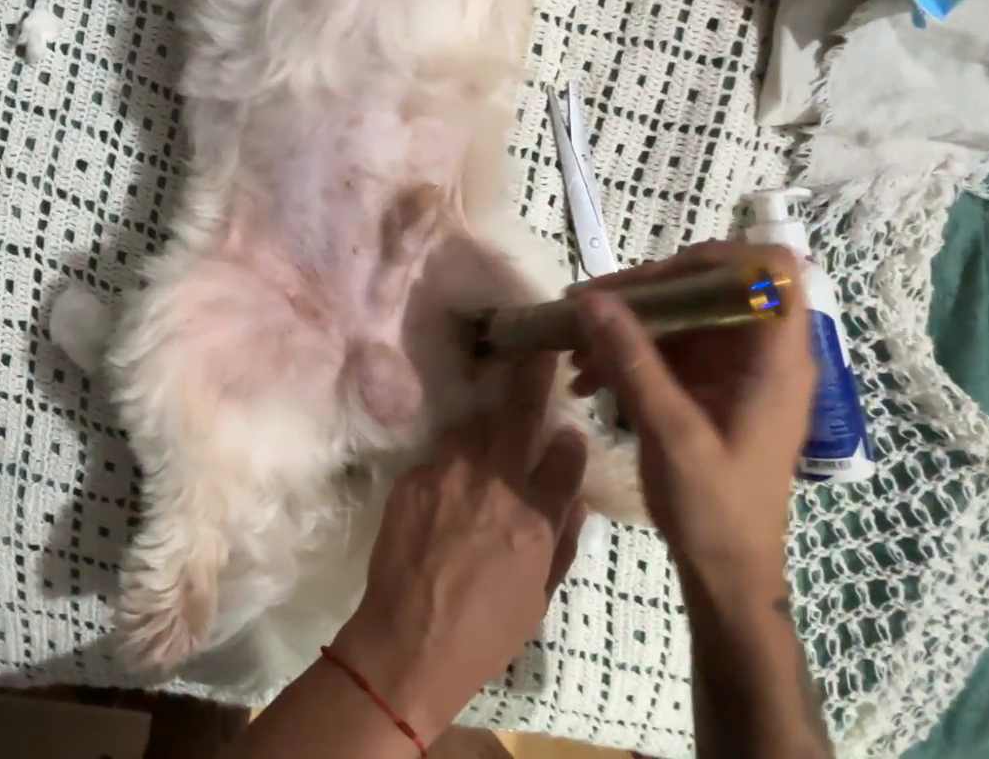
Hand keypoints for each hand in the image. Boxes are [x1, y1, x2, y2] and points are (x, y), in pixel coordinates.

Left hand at [327, 354, 588, 743]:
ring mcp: (448, 474)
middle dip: (531, 377)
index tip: (568, 430)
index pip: (564, 456)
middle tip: (536, 350)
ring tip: (488, 407)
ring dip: (484, 420)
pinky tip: (450, 471)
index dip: (569, 441)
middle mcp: (494, 482)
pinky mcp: (412, 477)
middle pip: (517, 415)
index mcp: (534, 515)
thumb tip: (578, 498)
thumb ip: (563, 539)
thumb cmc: (485, 630)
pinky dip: (449, 457)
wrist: (409, 638)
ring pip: (471, 427)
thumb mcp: (540, 594)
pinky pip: (437, 454)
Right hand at [570, 241, 815, 601]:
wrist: (727, 570)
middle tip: (586, 308)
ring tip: (573, 351)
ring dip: (624, 327)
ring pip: (680, 318)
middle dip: (645, 294)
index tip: (654, 278)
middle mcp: (759, 354)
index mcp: (776, 360)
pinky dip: (625, 355)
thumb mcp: (670, 431)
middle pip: (709, 289)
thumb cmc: (714, 507)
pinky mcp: (708, 388)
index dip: (718, 260)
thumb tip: (593, 299)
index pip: (771, 272)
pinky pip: (666, 350)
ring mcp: (732, 371)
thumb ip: (632, 360)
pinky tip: (585, 379)